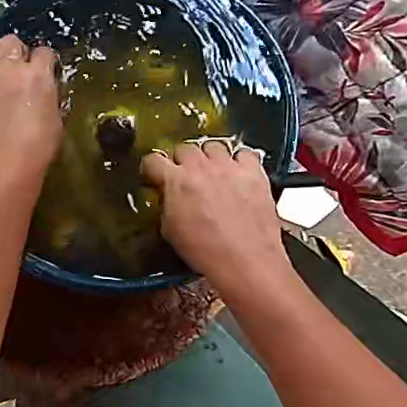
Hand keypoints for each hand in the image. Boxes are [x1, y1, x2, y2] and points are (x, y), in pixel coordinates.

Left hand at [0, 35, 60, 187]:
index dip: (46, 60)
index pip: (44, 51)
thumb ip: (50, 99)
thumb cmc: (39, 146)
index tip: (47, 70)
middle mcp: (11, 71)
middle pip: (10, 40)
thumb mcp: (56, 120)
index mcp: (38, 74)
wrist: (5, 164)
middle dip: (16, 49)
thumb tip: (47, 94)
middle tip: (21, 64)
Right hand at [142, 140, 289, 288]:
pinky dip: (240, 161)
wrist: (244, 261)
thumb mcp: (170, 231)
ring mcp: (229, 167)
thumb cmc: (208, 250)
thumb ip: (166, 205)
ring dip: (210, 157)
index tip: (155, 173)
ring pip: (214, 145)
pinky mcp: (253, 173)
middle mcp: (202, 168)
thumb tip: (168, 199)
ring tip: (213, 173)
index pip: (154, 160)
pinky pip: (244, 154)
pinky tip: (238, 173)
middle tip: (185, 176)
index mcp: (175, 181)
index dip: (152, 167)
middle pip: (185, 148)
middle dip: (182, 161)